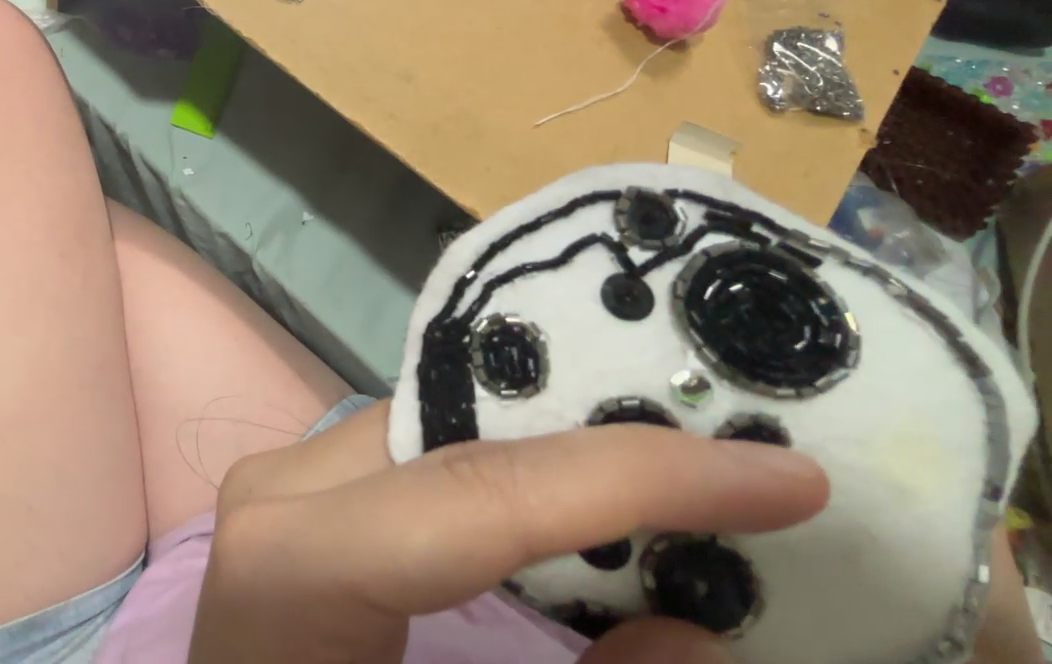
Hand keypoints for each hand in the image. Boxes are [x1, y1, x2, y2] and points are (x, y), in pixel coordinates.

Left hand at [190, 400, 828, 663]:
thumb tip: (695, 636)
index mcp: (297, 565)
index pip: (479, 491)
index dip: (632, 474)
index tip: (788, 478)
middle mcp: (281, 492)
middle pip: (462, 440)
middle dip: (602, 441)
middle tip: (744, 459)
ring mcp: (282, 483)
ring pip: (441, 433)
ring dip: (555, 452)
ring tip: (683, 473)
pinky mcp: (296, 497)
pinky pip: (414, 462)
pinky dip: (501, 474)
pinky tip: (575, 500)